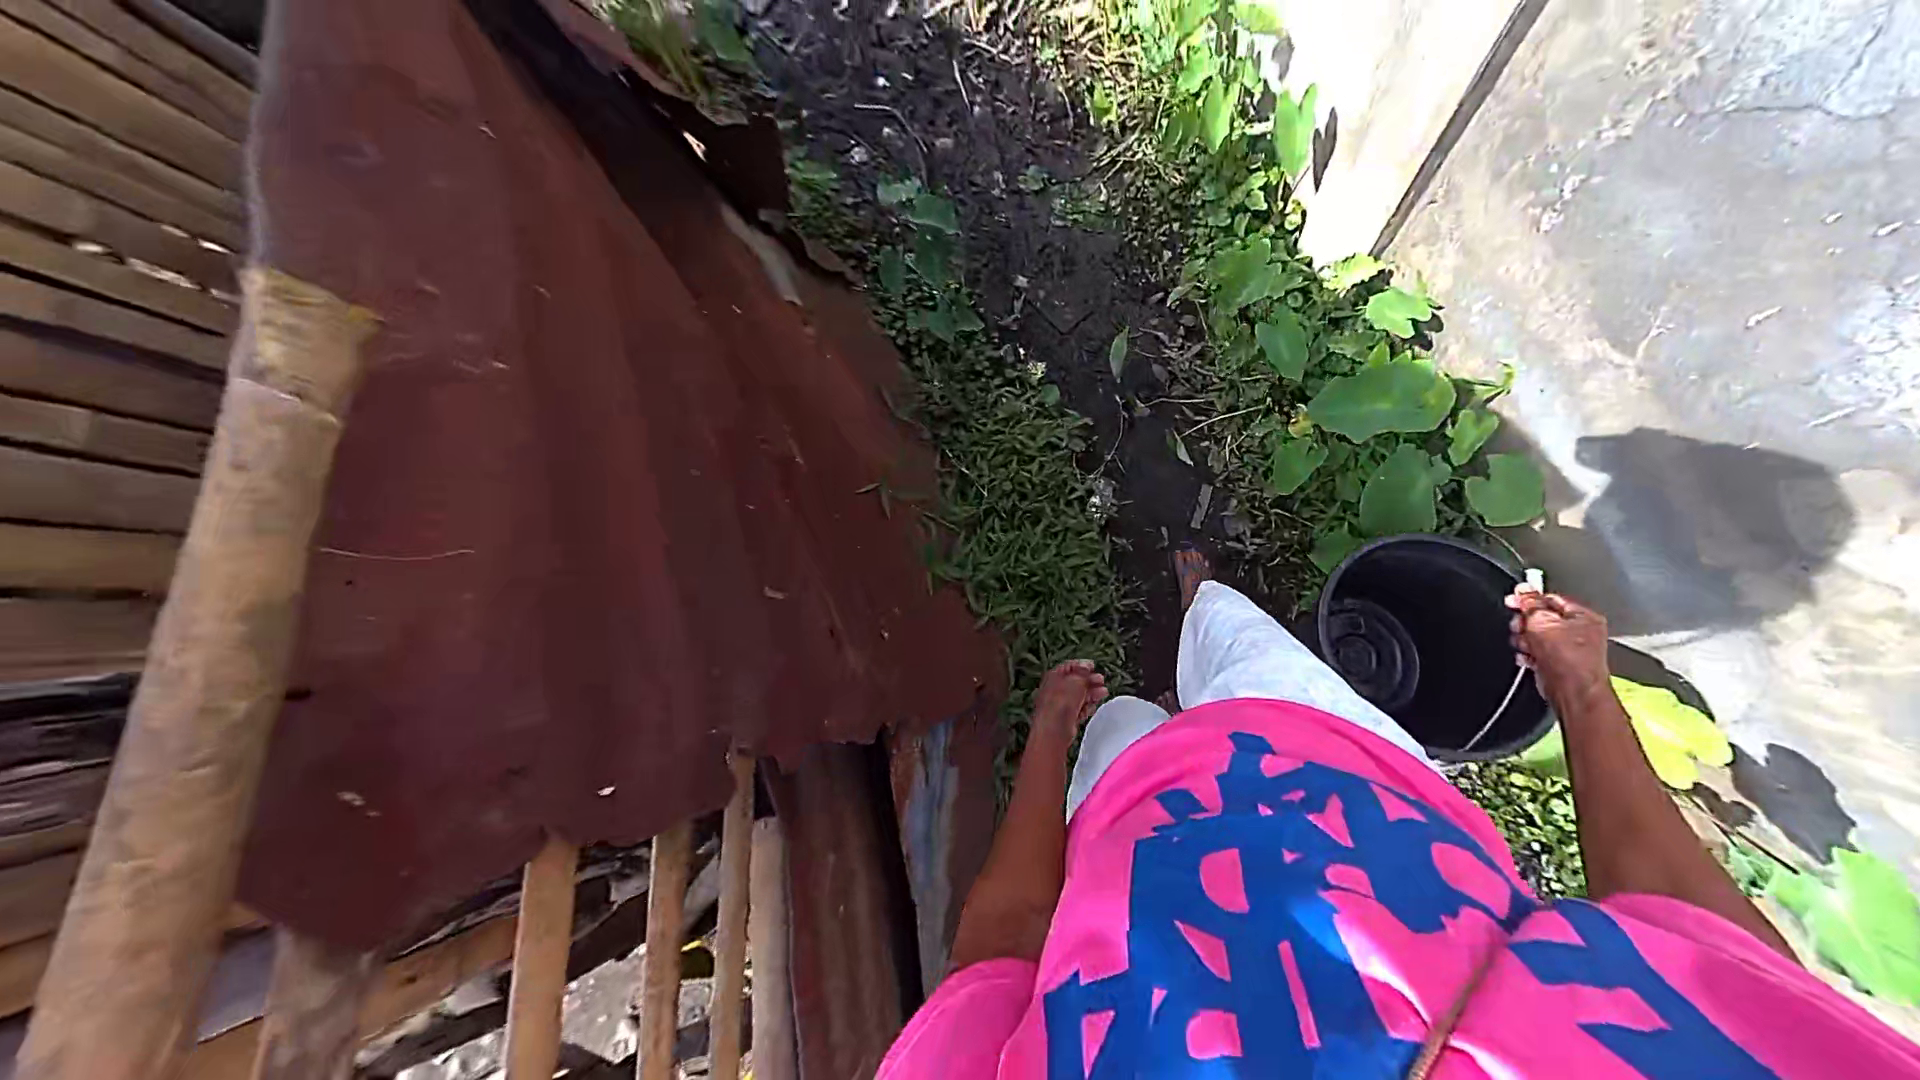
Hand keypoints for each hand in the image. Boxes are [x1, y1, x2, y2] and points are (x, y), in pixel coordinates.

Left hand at [1030, 659, 1107, 741]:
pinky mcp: (1066, 718)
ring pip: (1078, 696)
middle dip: (1089, 680)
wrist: (1055, 728)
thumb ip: (1083, 674)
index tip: (1093, 665)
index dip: (1081, 665)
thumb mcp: (1075, 681)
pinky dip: (1086, 707)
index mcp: (1053, 677)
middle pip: (1075, 682)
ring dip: (1091, 693)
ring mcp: (1060, 704)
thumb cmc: (1062, 701)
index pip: (1068, 667)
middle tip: (1101, 680)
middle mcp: (1055, 690)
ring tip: (1103, 693)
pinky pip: (1079, 709)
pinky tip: (1093, 706)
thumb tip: (1086, 666)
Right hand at [1506, 591, 1610, 707]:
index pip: (1549, 599)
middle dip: (1524, 624)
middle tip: (1522, 629)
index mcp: (1583, 616)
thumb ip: (1530, 603)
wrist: (1570, 688)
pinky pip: (1533, 651)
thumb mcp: (1542, 621)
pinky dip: (1527, 654)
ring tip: (1529, 647)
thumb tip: (1524, 590)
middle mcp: (1579, 631)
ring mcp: (1568, 648)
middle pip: (1539, 618)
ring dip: (1524, 640)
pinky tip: (1530, 657)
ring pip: (1533, 635)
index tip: (1512, 601)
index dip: (1528, 600)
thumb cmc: (1567, 657)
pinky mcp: (1556, 661)